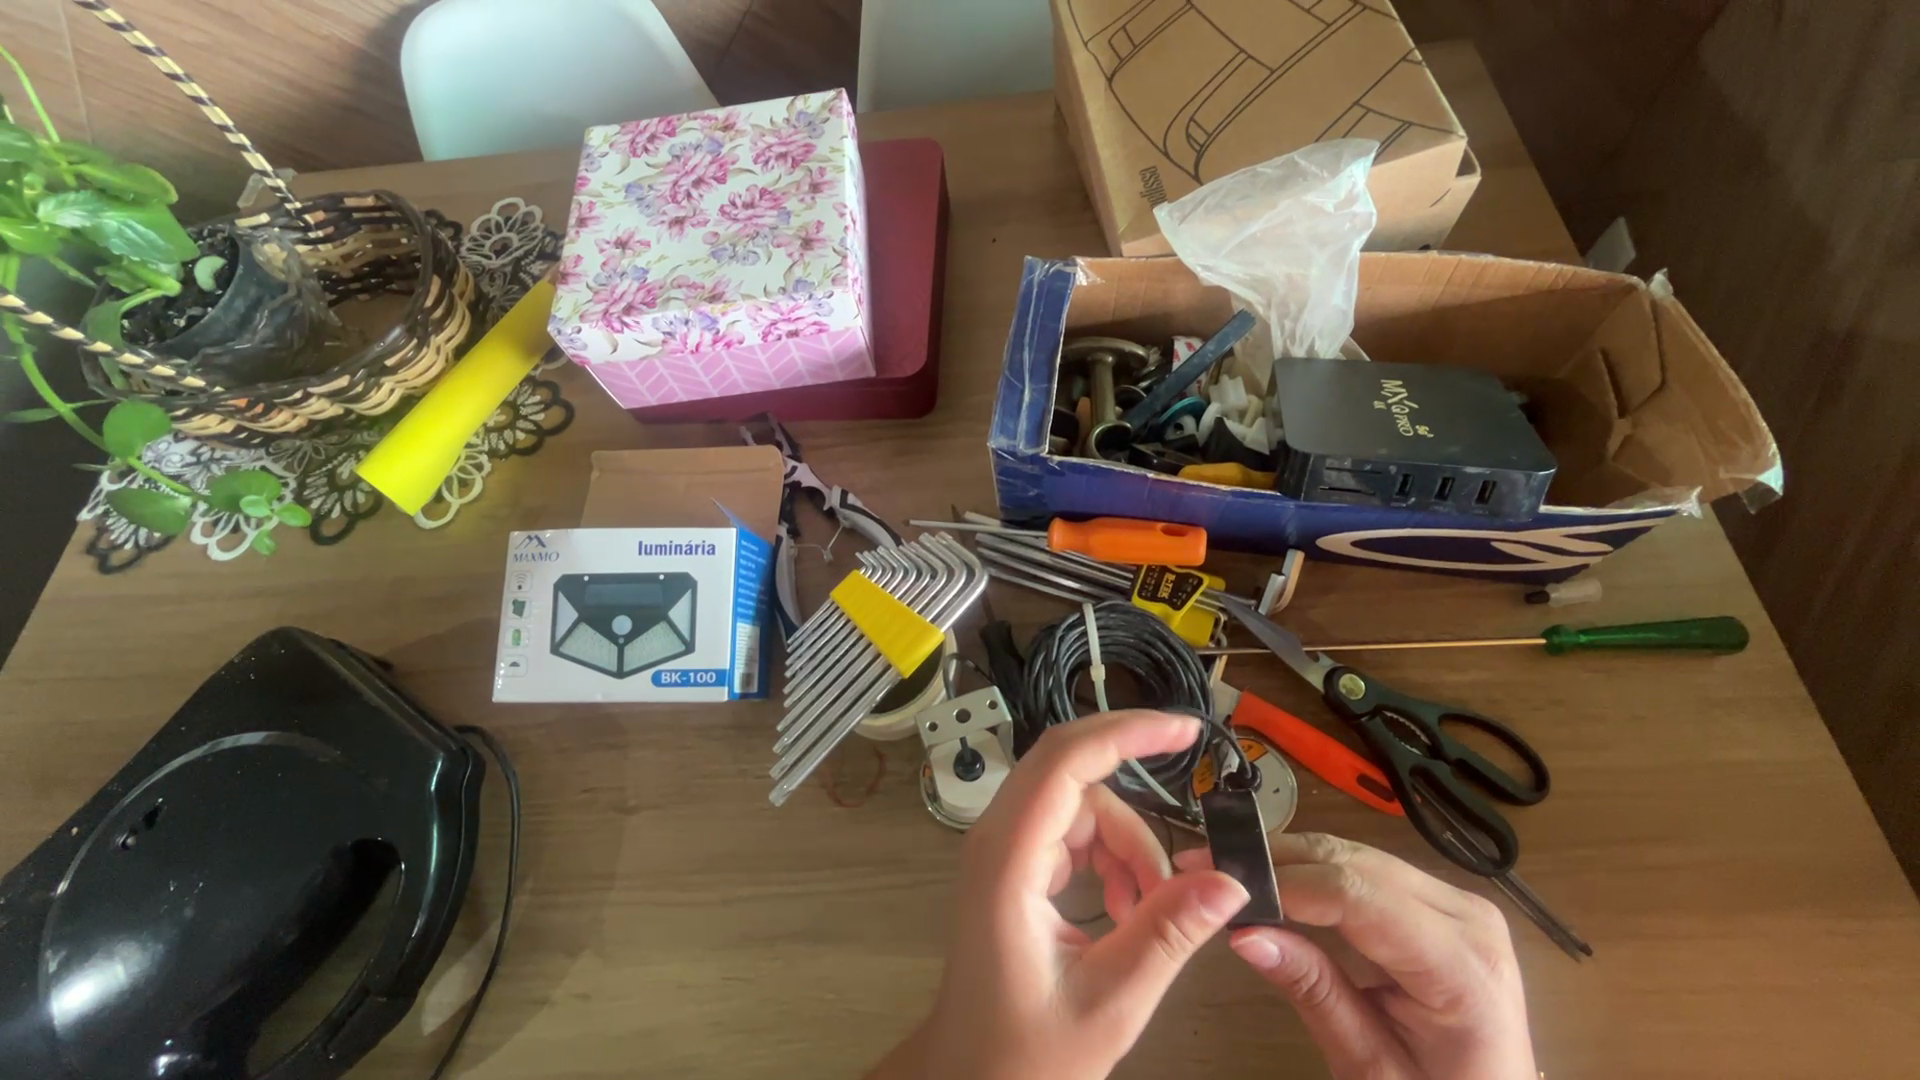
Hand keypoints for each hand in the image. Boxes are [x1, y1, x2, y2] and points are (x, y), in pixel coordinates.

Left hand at [874, 710, 1249, 1079]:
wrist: (970, 1074)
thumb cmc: (1026, 1050)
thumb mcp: (1110, 1001)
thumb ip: (1167, 935)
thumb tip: (1231, 881)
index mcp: (1007, 860)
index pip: (1062, 763)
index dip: (1123, 733)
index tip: (1184, 729)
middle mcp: (998, 837)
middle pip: (1069, 767)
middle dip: (1133, 778)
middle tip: (1189, 795)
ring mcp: (1004, 846)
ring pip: (1081, 803)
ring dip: (1128, 842)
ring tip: (1149, 910)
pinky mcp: (1016, 861)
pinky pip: (1074, 830)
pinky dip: (1111, 856)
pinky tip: (1127, 908)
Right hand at [1177, 833, 1534, 1079]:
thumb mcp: (1371, 1068)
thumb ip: (1313, 992)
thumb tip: (1241, 933)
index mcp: (1463, 965)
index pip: (1357, 895)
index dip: (1283, 880)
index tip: (1218, 882)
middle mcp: (1465, 914)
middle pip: (1350, 863)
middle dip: (1273, 859)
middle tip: (1202, 863)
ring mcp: (1454, 899)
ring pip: (1350, 854)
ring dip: (1285, 857)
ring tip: (1226, 868)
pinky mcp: (1436, 897)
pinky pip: (1360, 866)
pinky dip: (1309, 868)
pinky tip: (1268, 877)